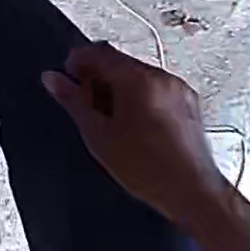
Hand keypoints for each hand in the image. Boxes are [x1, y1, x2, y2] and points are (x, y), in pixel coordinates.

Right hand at [42, 42, 229, 223]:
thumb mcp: (98, 134)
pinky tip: (131, 122)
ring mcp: (178, 90)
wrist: (197, 199)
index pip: (97, 51)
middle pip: (117, 61)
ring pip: (134, 74)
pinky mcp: (189, 105)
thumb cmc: (150, 169)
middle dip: (96, 76)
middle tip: (85, 101)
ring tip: (108, 116)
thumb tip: (52, 78)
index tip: (68, 79)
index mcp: (138, 78)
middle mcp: (161, 77)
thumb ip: (72, 100)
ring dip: (116, 86)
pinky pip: (153, 86)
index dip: (76, 62)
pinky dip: (136, 94)